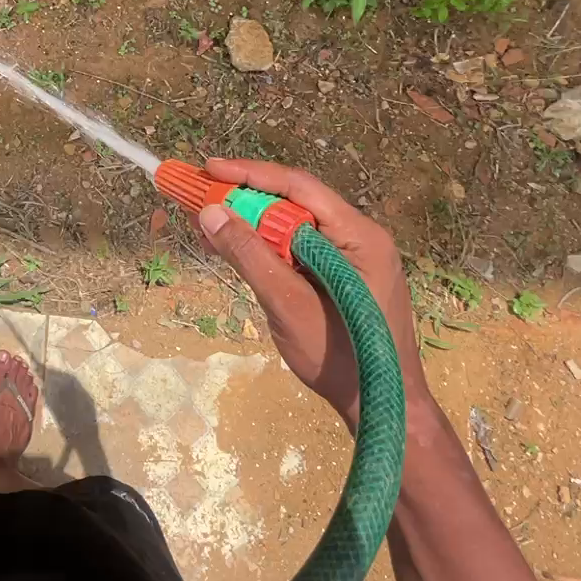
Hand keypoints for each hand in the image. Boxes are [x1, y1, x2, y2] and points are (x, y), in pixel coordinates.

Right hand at [191, 158, 428, 428]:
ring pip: (289, 225)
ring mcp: (349, 258)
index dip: (250, 174)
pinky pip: (293, 248)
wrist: (381, 411)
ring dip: (248, 223)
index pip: (299, 187)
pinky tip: (231, 248)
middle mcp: (357, 237)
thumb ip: (248, 254)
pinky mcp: (337, 276)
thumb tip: (209, 211)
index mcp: (359, 235)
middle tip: (199, 195)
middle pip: (293, 203)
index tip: (208, 169)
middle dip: (243, 197)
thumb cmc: (340, 357)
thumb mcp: (287, 303)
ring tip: (206, 222)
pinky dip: (261, 245)